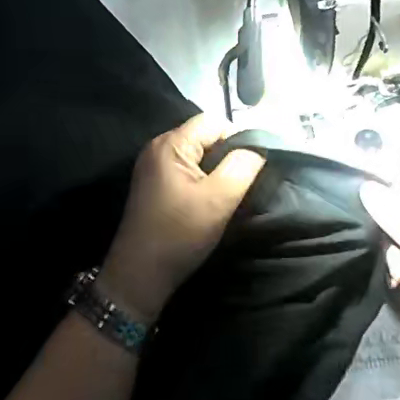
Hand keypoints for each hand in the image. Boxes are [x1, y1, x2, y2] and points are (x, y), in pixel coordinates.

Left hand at [100, 115, 265, 319]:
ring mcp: (153, 167)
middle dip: (229, 156)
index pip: (215, 122)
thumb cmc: (179, 235)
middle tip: (242, 185)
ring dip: (218, 171)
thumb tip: (260, 147)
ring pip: (200, 154)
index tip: (252, 169)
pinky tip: (209, 203)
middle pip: (206, 136)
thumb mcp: (219, 200)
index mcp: (169, 144)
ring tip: (228, 195)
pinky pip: (189, 169)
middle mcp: (158, 148)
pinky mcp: (155, 185)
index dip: (239, 139)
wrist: (139, 277)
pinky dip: (204, 181)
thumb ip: (243, 166)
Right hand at [359, 182, 399, 375]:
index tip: (367, 196)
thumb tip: (366, 185)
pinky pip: (388, 264)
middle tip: (397, 250)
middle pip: (392, 212)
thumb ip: (397, 217)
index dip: (388, 188)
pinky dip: (391, 275)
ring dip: (392, 259)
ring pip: (387, 239)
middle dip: (387, 230)